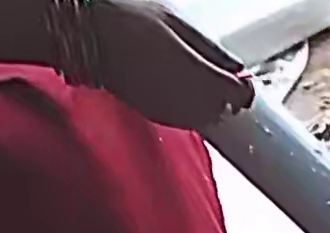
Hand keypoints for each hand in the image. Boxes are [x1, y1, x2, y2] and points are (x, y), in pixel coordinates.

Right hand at [92, 0, 254, 129]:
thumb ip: (213, 50)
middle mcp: (195, 102)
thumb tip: (239, 70)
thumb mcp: (175, 23)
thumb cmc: (129, 17)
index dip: (244, 86)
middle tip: (205, 67)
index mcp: (202, 75)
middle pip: (228, 107)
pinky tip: (169, 82)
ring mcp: (179, 114)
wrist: (85, 34)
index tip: (239, 77)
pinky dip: (189, 105)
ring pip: (210, 116)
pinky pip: (189, 118)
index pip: (242, 94)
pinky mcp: (164, 119)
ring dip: (207, 100)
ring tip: (183, 72)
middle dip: (224, 92)